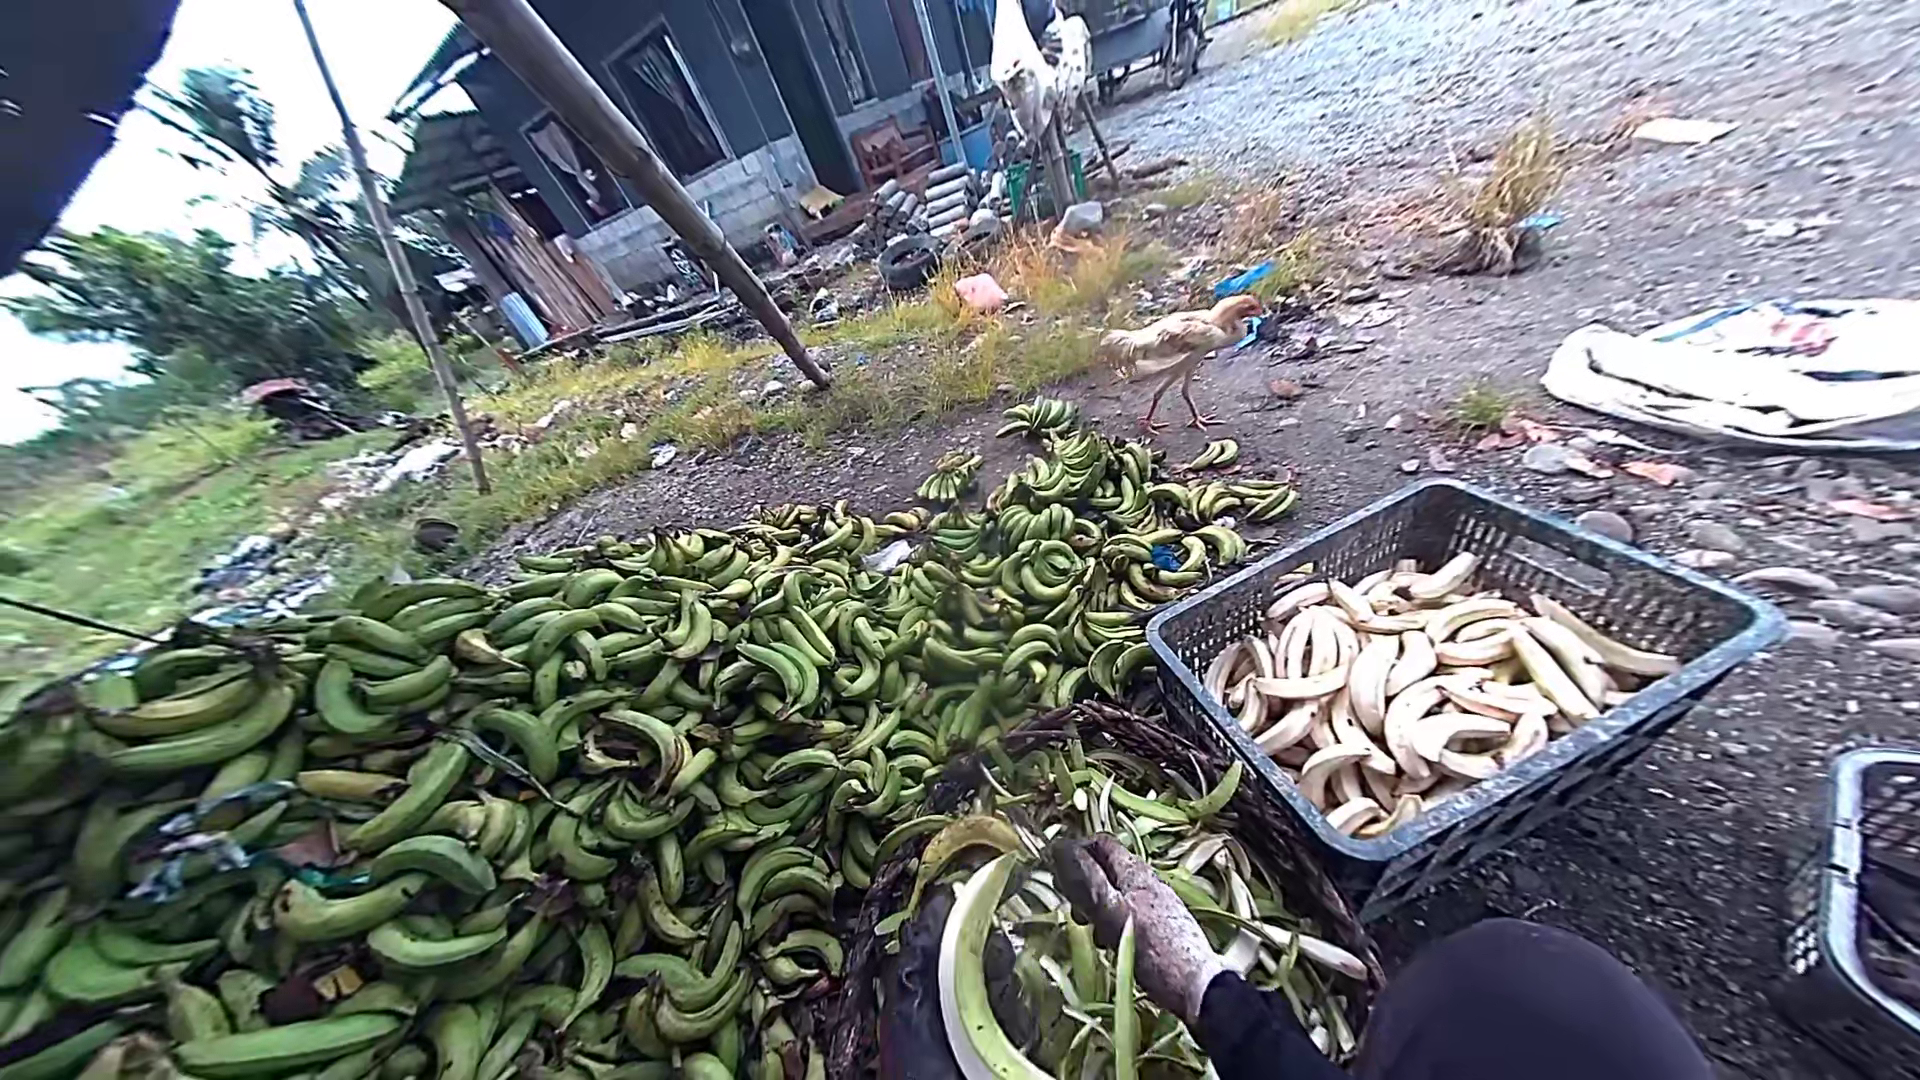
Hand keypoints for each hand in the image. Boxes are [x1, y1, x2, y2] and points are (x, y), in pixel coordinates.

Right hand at [1050, 834, 1224, 1024]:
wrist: (1202, 990)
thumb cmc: (1153, 949)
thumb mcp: (1111, 912)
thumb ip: (1084, 879)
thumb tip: (1058, 846)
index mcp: (1133, 869)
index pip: (1100, 841)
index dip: (1077, 851)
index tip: (1061, 875)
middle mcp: (1146, 878)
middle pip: (1105, 867)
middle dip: (1084, 883)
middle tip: (1075, 910)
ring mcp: (1156, 901)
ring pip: (1115, 892)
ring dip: (1096, 906)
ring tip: (1091, 930)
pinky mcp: (1162, 925)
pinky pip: (1128, 911)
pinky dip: (1112, 921)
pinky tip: (1112, 943)